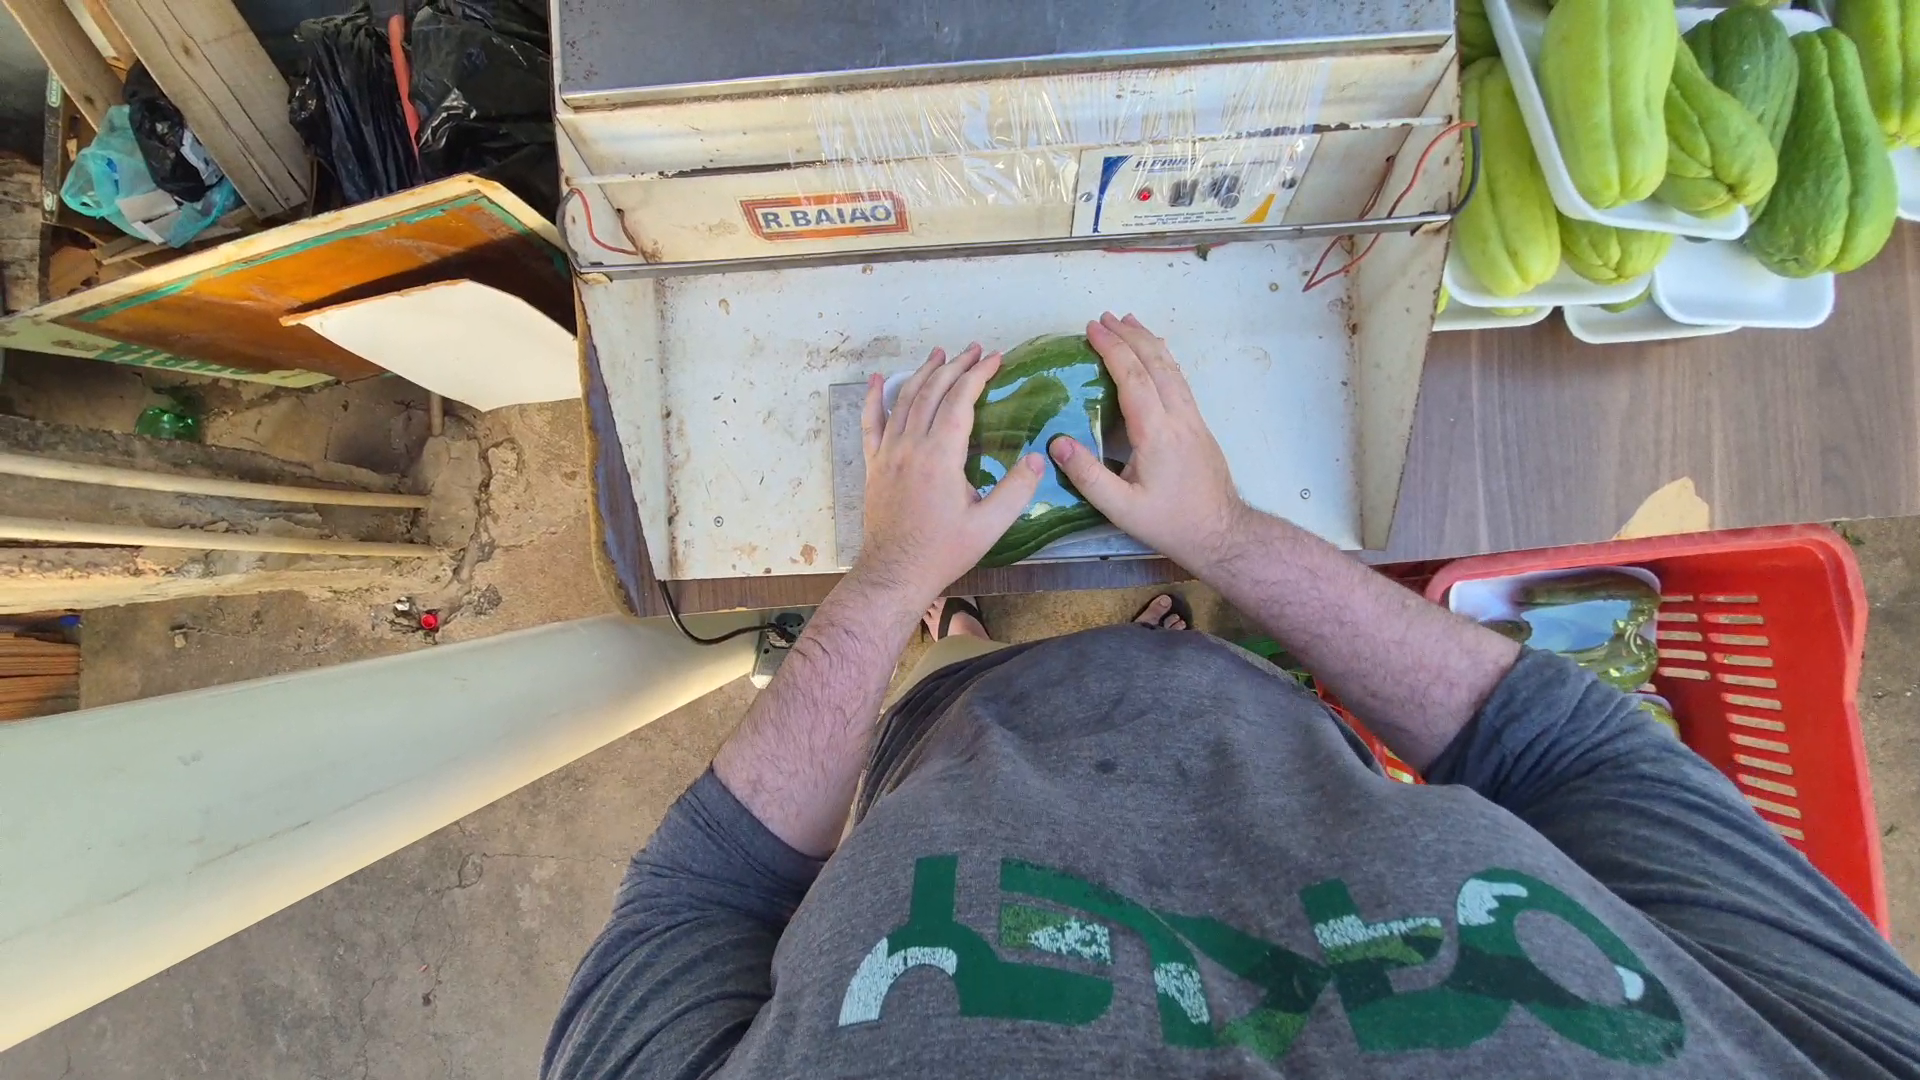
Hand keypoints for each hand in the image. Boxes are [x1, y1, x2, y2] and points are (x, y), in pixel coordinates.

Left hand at [857, 344, 1043, 604]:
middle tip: (975, 350)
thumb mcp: (989, 526)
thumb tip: (1037, 458)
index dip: (978, 375)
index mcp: (940, 456)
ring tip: (939, 354)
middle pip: (932, 392)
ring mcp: (888, 454)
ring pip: (904, 401)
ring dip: (923, 373)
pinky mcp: (874, 465)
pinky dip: (875, 398)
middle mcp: (911, 446)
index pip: (960, 400)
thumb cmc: (942, 552)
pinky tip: (880, 380)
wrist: (895, 573)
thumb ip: (1016, 491)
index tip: (996, 359)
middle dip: (955, 366)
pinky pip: (871, 423)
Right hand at [1048, 313, 1250, 572]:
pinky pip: (1179, 381)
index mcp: (1157, 431)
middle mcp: (1178, 416)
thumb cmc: (1169, 523)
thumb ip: (1087, 476)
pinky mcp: (1199, 426)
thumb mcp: (1120, 508)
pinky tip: (1156, 357)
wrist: (1221, 533)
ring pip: (1172, 368)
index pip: (1132, 377)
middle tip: (1105, 317)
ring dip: (1148, 341)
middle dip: (1129, 335)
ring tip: (1130, 322)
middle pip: (1155, 362)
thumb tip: (1057, 443)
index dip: (1112, 348)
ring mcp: (1193, 419)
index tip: (1093, 328)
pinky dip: (1163, 359)